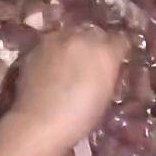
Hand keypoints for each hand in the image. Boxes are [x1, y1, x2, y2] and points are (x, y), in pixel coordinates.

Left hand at [3, 26, 127, 151]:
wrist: (39, 122)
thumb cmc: (79, 118)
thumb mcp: (105, 95)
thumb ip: (107, 73)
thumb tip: (105, 67)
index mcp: (106, 52)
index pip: (120, 41)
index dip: (116, 52)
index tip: (113, 62)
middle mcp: (82, 38)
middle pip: (94, 32)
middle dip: (95, 44)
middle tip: (90, 62)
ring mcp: (56, 40)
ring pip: (70, 34)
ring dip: (72, 44)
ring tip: (68, 62)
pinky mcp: (35, 48)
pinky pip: (50, 44)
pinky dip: (53, 52)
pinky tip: (49, 67)